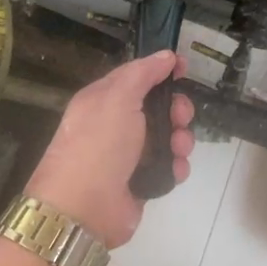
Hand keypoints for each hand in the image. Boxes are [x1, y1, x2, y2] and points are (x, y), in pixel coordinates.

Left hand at [24, 51, 195, 248]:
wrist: (82, 209)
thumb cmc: (98, 145)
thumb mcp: (118, 98)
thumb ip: (143, 74)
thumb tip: (166, 56)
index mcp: (103, 99)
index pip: (137, 76)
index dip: (160, 71)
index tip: (184, 68)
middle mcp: (115, 124)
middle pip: (157, 107)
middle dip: (176, 110)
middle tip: (181, 118)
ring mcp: (128, 155)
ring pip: (167, 137)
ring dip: (180, 140)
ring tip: (178, 150)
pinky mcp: (140, 181)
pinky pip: (167, 166)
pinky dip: (176, 167)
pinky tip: (175, 170)